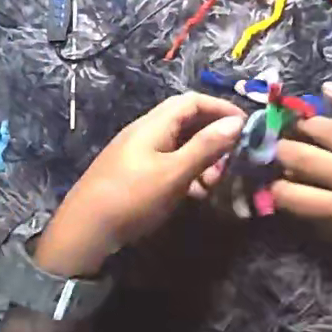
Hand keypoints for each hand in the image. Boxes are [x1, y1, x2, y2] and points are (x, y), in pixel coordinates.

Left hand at [37, 93, 245, 276]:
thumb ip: (206, 147)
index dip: (221, 108)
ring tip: (216, 180)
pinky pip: (169, 163)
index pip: (193, 101)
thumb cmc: (132, 197)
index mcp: (154, 124)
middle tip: (234, 157)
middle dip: (214, 136)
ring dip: (202, 157)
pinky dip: (188, 172)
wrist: (84, 231)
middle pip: (187, 121)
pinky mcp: (135, 174)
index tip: (246, 126)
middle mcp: (146, 132)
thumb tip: (237, 122)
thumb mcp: (174, 173)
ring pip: (179, 144)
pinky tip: (196, 193)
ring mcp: (139, 153)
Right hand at [271, 83, 331, 264]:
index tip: (272, 182)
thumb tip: (301, 209)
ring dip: (305, 125)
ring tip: (296, 124)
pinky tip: (326, 89)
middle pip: (301, 156)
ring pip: (325, 128)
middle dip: (281, 152)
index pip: (293, 195)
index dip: (275, 188)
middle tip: (276, 148)